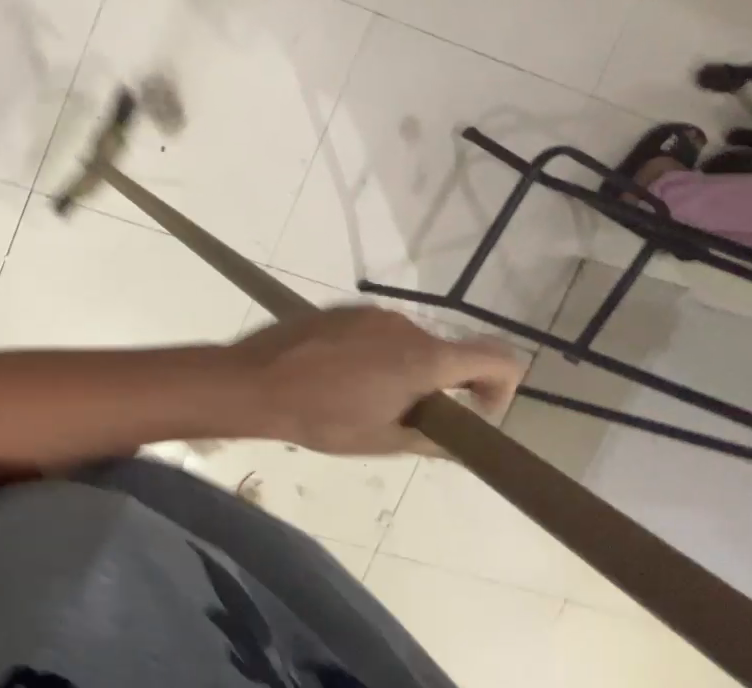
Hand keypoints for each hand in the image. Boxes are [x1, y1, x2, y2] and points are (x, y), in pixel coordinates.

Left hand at [227, 306, 522, 454]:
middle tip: (406, 413)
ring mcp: (363, 313)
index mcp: (423, 357)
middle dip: (439, 383)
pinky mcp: (332, 310)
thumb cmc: (319, 416)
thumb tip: (459, 441)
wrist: (250, 382)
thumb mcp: (384, 440)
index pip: (499, 358)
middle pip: (445, 352)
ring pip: (405, 341)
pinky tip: (337, 376)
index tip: (473, 411)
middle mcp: (400, 325)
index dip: (501, 387)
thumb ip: (434, 438)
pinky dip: (370, 352)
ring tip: (363, 396)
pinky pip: (370, 331)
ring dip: (401, 367)